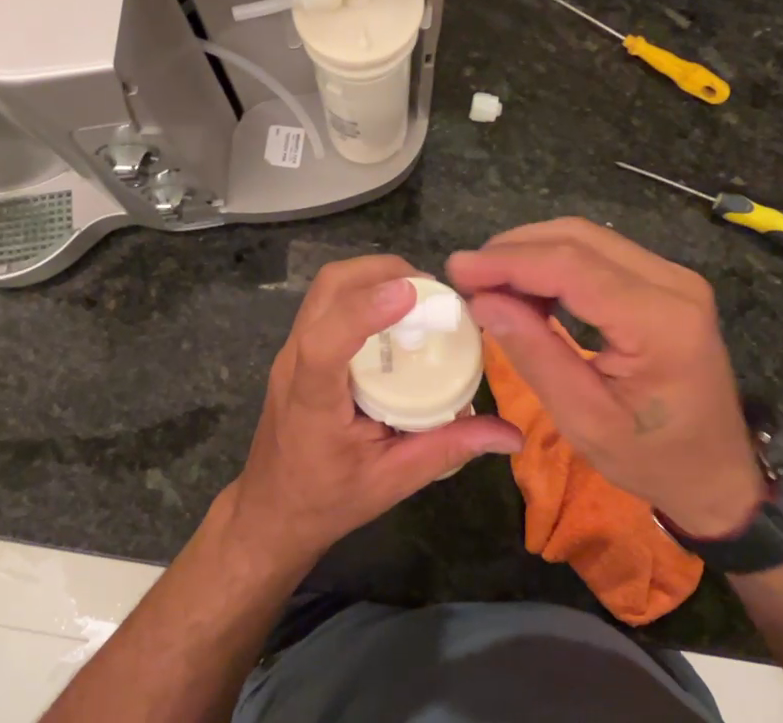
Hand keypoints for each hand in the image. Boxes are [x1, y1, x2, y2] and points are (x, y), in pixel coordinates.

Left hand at [226, 255, 523, 569]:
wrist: (271, 511)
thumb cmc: (325, 500)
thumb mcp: (391, 481)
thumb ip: (448, 449)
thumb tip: (511, 435)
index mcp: (312, 399)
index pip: (325, 342)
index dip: (365, 310)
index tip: (412, 293)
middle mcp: (295, 363)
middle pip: (328, 289)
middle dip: (381, 272)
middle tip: (432, 290)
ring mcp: (291, 351)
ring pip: (325, 288)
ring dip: (371, 276)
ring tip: (419, 296)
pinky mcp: (298, 350)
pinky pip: (327, 302)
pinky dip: (362, 292)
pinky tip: (396, 315)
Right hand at [447, 218, 765, 537]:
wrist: (717, 474)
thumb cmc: (653, 459)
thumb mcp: (585, 421)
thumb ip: (535, 354)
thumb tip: (483, 301)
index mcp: (661, 321)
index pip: (572, 267)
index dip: (508, 262)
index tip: (457, 269)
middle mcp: (673, 284)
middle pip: (578, 239)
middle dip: (514, 250)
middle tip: (466, 276)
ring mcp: (674, 278)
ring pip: (587, 238)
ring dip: (532, 252)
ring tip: (488, 282)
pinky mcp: (665, 283)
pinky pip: (600, 254)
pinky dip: (556, 263)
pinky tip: (527, 289)